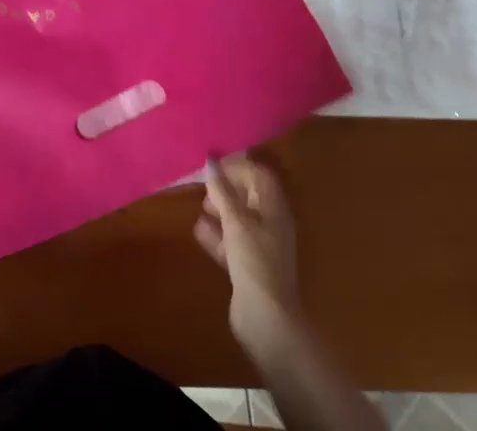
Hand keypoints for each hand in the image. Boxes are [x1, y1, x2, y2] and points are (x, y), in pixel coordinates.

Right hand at [194, 154, 301, 343]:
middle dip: (228, 189)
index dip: (239, 167)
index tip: (213, 166)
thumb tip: (210, 161)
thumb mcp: (236, 222)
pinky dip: (217, 234)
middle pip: (251, 197)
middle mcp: (271, 225)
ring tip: (201, 208)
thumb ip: (222, 192)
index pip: (261, 176)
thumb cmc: (254, 261)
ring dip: (221, 211)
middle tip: (204, 188)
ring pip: (240, 219)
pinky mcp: (248, 265)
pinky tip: (200, 231)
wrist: (265, 316)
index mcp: (275, 211)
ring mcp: (261, 247)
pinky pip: (232, 242)